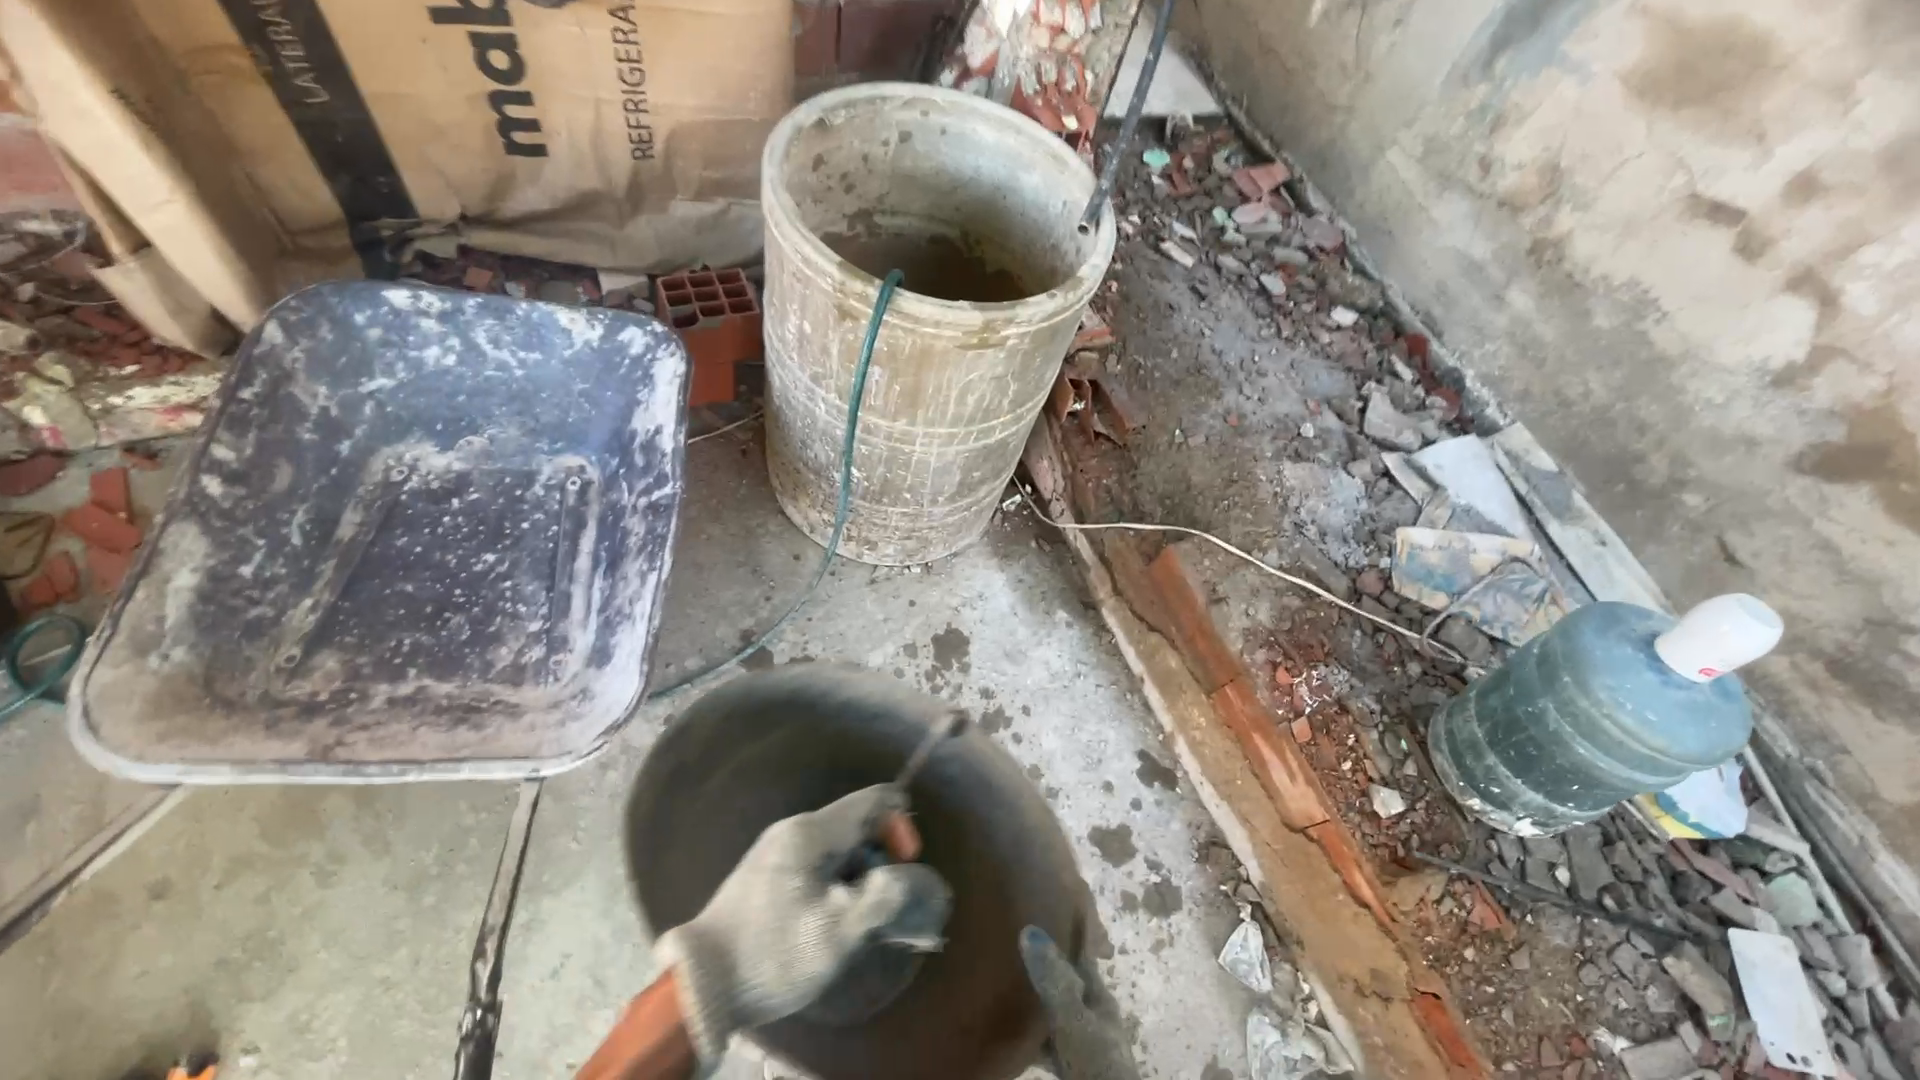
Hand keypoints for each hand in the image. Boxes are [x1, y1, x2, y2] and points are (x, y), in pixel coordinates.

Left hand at [654, 786, 952, 1063]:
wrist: (701, 985)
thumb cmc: (775, 953)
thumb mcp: (838, 932)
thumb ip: (884, 897)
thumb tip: (911, 876)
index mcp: (810, 833)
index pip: (872, 801)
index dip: (900, 825)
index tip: (906, 865)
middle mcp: (792, 831)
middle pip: (856, 825)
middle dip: (881, 858)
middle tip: (885, 903)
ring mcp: (776, 852)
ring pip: (838, 848)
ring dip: (860, 875)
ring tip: (862, 919)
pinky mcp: (767, 875)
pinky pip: (818, 865)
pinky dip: (838, 884)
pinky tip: (835, 920)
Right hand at [1020, 926, 1141, 1079]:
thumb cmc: (1096, 1059)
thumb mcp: (1072, 1016)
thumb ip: (1054, 980)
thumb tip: (1030, 931)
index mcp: (1098, 994)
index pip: (1084, 954)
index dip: (1071, 932)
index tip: (1053, 905)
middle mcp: (1092, 1012)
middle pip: (1067, 981)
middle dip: (1046, 964)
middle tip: (1016, 942)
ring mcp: (1081, 1037)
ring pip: (1054, 1009)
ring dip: (1036, 998)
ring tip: (1006, 981)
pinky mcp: (1068, 1061)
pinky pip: (1044, 1039)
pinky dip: (1029, 1032)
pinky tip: (1009, 1029)